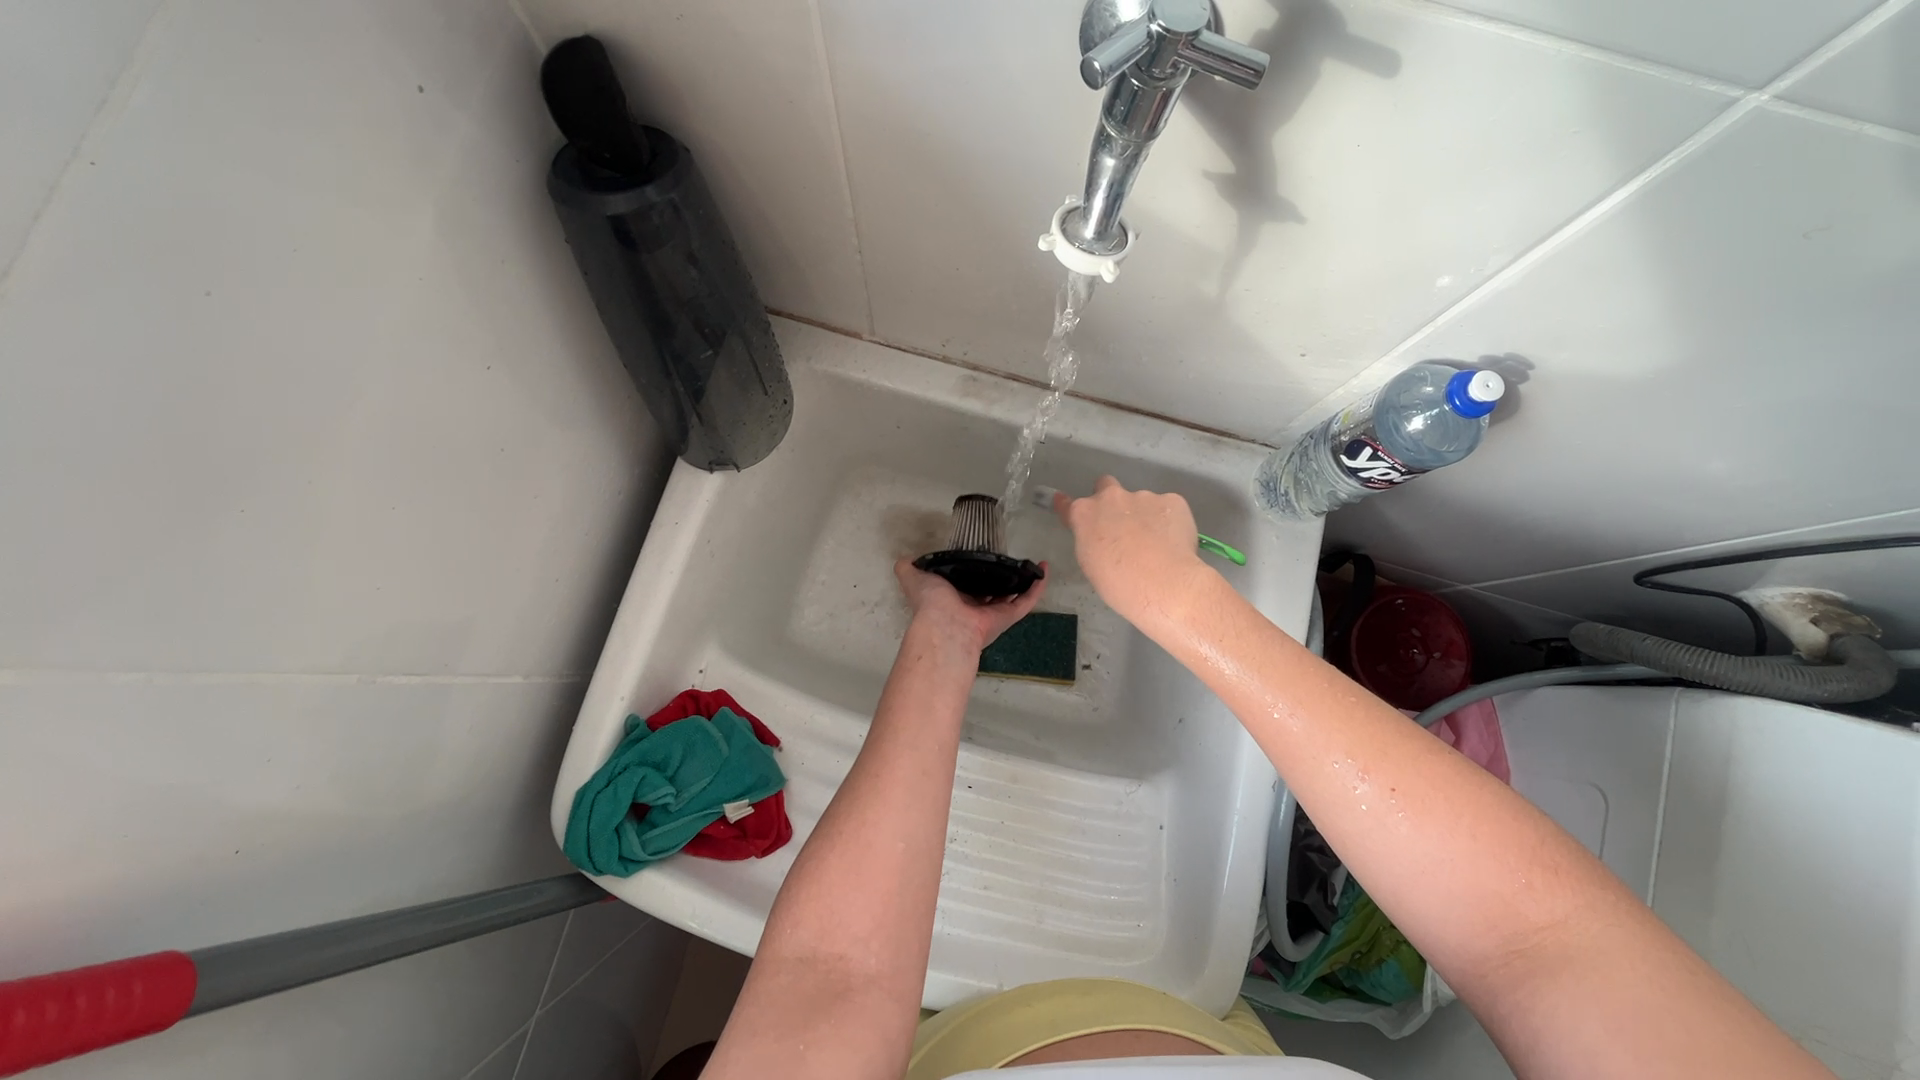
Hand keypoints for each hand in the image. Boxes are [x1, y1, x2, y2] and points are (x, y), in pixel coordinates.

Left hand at [894, 559, 1047, 651]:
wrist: (947, 626)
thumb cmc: (932, 602)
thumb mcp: (915, 578)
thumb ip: (909, 568)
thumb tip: (904, 559)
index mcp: (954, 599)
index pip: (968, 584)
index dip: (976, 572)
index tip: (984, 557)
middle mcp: (974, 607)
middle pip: (992, 591)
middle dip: (1002, 578)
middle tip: (1011, 560)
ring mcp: (994, 613)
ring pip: (1013, 595)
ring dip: (1024, 580)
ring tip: (1033, 564)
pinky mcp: (1009, 616)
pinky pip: (1026, 601)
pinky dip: (1037, 587)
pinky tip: (1044, 569)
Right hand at [1052, 476, 1207, 625]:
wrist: (1163, 584)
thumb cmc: (1119, 584)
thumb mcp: (1091, 564)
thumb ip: (1092, 540)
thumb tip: (1103, 536)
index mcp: (1085, 515)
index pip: (1067, 504)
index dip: (1066, 505)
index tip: (1065, 504)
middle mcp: (1111, 498)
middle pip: (1106, 486)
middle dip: (1111, 501)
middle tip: (1122, 526)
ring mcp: (1143, 496)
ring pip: (1142, 501)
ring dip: (1144, 516)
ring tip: (1157, 544)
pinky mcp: (1172, 500)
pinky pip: (1168, 507)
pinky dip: (1169, 520)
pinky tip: (1174, 542)